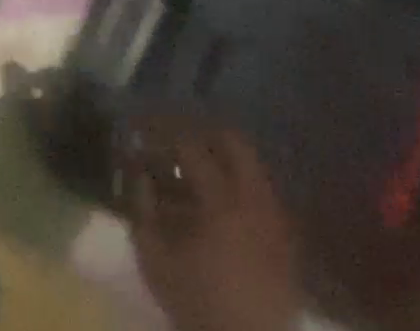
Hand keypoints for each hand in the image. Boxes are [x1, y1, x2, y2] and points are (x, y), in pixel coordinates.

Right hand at [124, 121, 302, 330]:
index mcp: (223, 203)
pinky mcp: (284, 238)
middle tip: (166, 135)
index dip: (159, 130)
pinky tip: (207, 197)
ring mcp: (277, 221)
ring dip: (217, 158)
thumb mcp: (151, 249)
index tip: (136, 124)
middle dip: (198, 132)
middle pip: (236, 145)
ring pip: (251, 168)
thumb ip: (140, 201)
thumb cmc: (192, 295)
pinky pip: (258, 193)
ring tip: (183, 166)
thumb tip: (135, 166)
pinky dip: (232, 182)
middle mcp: (257, 203)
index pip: (190, 146)